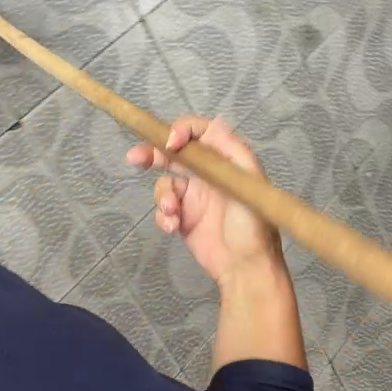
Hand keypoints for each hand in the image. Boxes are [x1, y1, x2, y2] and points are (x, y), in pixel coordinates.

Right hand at [126, 116, 286, 290]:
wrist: (247, 268)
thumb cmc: (256, 225)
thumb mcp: (251, 181)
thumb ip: (233, 150)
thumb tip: (214, 122)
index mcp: (225, 160)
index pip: (200, 133)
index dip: (181, 131)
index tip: (170, 143)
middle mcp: (207, 174)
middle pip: (173, 154)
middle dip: (152, 153)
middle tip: (135, 157)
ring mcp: (193, 196)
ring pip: (164, 184)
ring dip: (163, 196)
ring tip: (171, 211)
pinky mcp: (182, 218)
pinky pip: (162, 210)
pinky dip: (163, 216)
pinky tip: (173, 227)